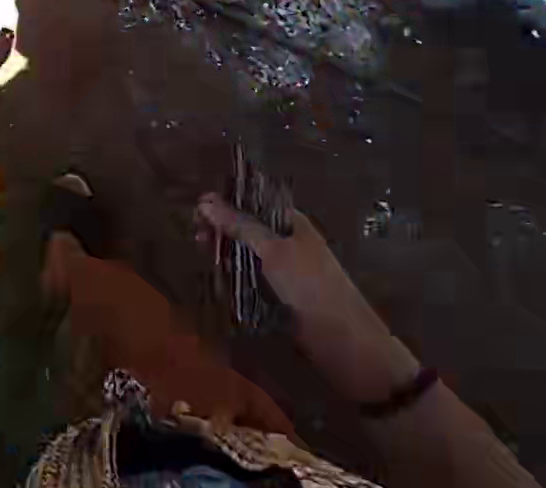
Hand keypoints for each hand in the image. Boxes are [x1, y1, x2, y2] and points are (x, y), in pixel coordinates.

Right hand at [198, 194, 419, 404]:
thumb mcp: (273, 251)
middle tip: (196, 235)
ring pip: (246, 249)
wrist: (348, 347)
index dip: (225, 199)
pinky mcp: (280, 293)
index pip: (252, 198)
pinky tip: (218, 274)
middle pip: (246, 223)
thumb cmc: (312, 288)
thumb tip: (204, 202)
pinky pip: (251, 274)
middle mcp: (286, 238)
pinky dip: (234, 271)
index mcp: (290, 220)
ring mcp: (284, 267)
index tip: (198, 208)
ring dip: (225, 247)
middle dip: (221, 224)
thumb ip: (239, 225)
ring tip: (203, 253)